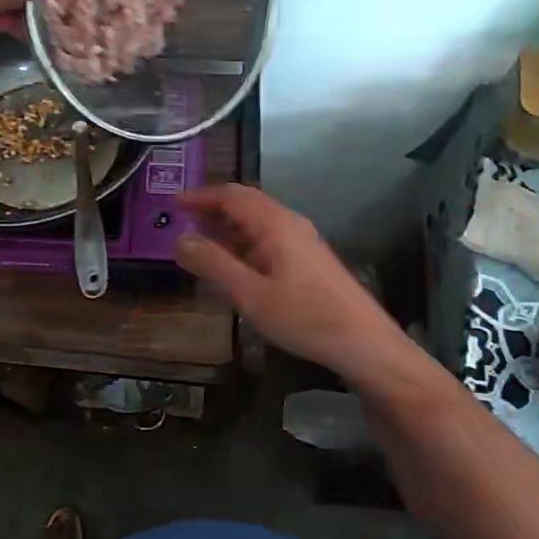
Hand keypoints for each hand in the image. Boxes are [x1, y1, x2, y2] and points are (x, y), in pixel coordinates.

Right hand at [173, 185, 414, 380]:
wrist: (364, 343)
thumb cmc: (304, 317)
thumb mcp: (250, 294)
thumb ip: (213, 264)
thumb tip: (180, 240)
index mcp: (275, 224)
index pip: (232, 195)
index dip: (201, 196)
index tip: (174, 203)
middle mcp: (291, 224)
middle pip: (247, 203)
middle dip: (213, 208)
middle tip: (183, 220)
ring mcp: (303, 241)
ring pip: (259, 222)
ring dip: (228, 227)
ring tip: (201, 241)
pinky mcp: (310, 260)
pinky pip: (270, 239)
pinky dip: (244, 243)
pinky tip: (235, 265)